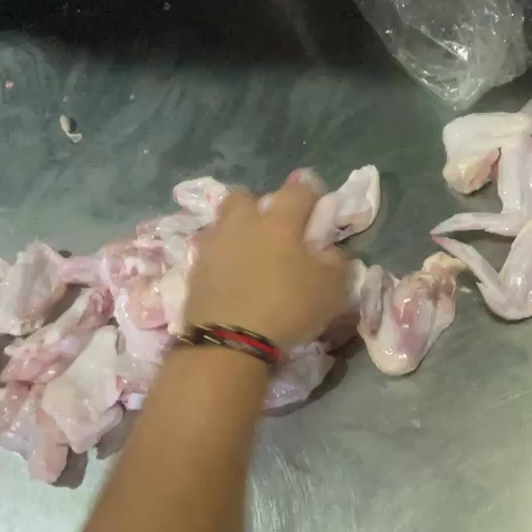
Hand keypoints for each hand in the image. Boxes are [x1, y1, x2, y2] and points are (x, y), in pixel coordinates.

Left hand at [183, 175, 349, 349]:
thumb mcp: (332, 287)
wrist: (228, 343)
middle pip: (246, 196)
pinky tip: (237, 278)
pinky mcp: (195, 270)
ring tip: (254, 255)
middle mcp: (243, 224)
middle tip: (278, 230)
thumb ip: (336, 260)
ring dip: (240, 230)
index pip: (298, 189)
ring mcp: (214, 246)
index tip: (319, 205)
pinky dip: (226, 257)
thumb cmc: (288, 307)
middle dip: (262, 205)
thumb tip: (329, 250)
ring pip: (225, 222)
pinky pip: (212, 251)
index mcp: (279, 221)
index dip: (311, 191)